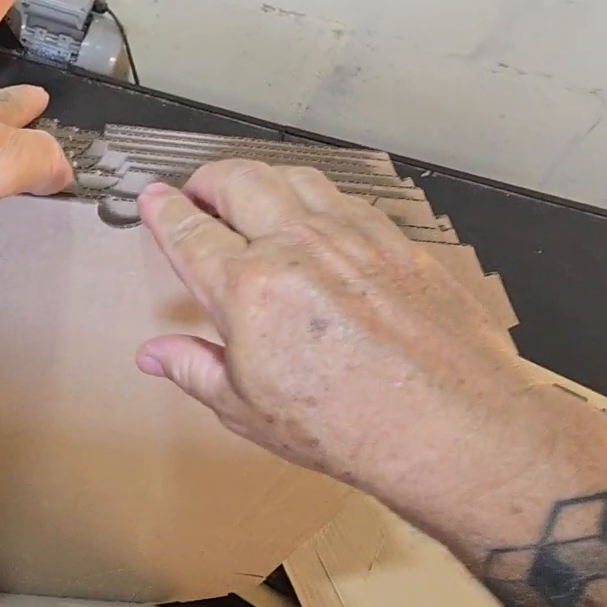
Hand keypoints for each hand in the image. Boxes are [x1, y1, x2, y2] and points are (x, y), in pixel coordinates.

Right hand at [135, 160, 606, 542]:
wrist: (453, 430)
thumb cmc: (347, 426)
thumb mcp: (244, 408)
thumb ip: (193, 369)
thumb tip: (154, 355)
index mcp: (248, 289)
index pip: (190, 231)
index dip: (163, 209)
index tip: (153, 198)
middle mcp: (297, 249)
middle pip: (237, 181)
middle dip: (206, 179)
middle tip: (195, 193)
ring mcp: (351, 239)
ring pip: (292, 176)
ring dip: (257, 176)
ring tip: (246, 193)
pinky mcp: (395, 244)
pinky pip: (343, 197)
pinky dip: (312, 194)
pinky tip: (311, 216)